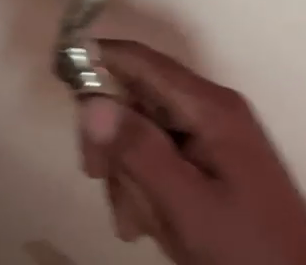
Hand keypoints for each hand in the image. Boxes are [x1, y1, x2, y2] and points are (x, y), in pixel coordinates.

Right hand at [77, 41, 305, 264]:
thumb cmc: (247, 249)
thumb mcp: (186, 204)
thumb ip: (137, 149)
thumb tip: (88, 99)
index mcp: (209, 106)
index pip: (138, 59)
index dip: (95, 60)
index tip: (59, 78)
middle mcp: (210, 109)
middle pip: (135, 97)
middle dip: (112, 139)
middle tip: (98, 178)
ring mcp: (212, 136)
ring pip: (141, 131)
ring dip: (127, 172)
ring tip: (134, 221)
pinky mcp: (212, 163)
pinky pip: (160, 156)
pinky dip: (144, 185)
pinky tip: (147, 221)